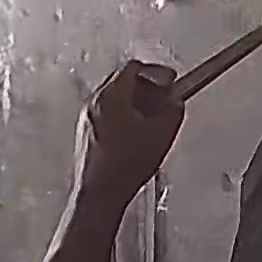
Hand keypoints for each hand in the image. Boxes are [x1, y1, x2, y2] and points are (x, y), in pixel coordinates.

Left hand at [75, 61, 182, 200]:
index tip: (169, 79)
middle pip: (122, 79)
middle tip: (164, 94)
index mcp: (111, 96)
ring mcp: (87, 119)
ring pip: (114, 96)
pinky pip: (107, 112)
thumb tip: (175, 100)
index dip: (156, 71)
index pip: (133, 68)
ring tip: (154, 114)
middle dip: (147, 84)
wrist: (99, 194)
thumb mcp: (163, 131)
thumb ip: (174, 107)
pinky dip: (125, 112)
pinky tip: (139, 130)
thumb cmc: (125, 165)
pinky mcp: (85, 133)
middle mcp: (94, 104)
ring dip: (136, 99)